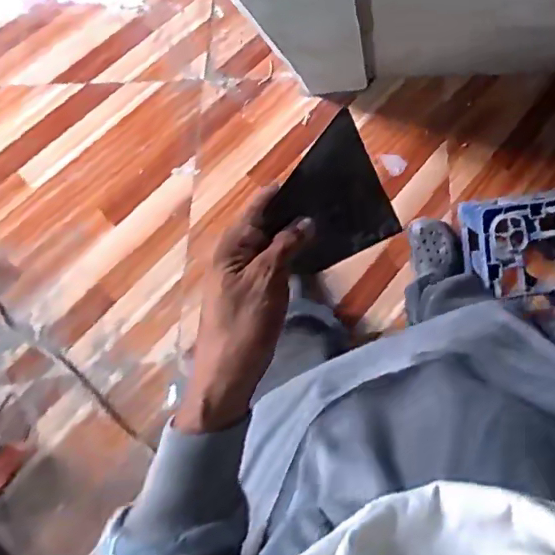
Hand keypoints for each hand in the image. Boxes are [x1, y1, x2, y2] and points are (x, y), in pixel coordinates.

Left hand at [173, 193, 313, 433]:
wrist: (227, 377)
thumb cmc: (244, 326)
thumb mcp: (267, 282)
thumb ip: (285, 246)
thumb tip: (306, 219)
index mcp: (231, 245)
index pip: (258, 205)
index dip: (282, 191)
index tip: (312, 177)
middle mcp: (235, 252)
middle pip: (266, 220)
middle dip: (292, 209)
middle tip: (327, 197)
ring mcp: (244, 271)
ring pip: (272, 239)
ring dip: (294, 230)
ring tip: (326, 216)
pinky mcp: (254, 287)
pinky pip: (274, 257)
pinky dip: (292, 250)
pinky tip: (312, 247)